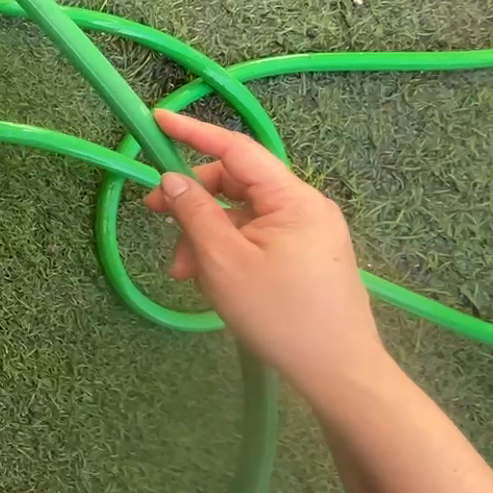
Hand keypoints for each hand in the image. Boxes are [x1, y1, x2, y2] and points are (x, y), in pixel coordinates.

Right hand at [142, 109, 393, 401]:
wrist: (339, 373)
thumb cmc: (279, 312)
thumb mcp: (222, 259)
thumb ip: (193, 212)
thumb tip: (170, 179)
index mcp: (293, 200)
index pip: (236, 150)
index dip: (193, 132)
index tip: (156, 119)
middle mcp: (304, 207)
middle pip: (232, 183)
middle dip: (190, 200)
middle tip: (153, 217)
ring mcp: (306, 232)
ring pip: (237, 213)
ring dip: (202, 233)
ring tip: (183, 272)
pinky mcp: (302, 254)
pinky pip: (250, 234)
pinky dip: (221, 248)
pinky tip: (207, 278)